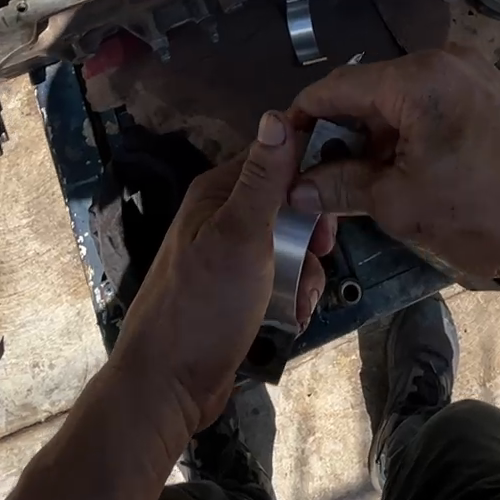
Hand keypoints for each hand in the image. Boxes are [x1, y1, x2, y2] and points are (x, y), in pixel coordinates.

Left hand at [110, 111, 334, 435]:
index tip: (332, 203)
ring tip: (305, 299)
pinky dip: (292, 293)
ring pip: (288, 245)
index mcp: (217, 193)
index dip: (307, 176)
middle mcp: (221, 217)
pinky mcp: (236, 291)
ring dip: (306, 270)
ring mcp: (227, 256)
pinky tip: (295, 315)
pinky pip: (278, 278)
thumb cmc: (205, 304)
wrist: (168, 387)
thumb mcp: (241, 235)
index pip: (274, 160)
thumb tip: (277, 113)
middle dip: (311, 231)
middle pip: (286, 204)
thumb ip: (263, 178)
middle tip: (322, 255)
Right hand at [287, 48, 499, 283]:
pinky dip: (413, 131)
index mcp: (416, 77)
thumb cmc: (485, 212)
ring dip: (380, 135)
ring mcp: (474, 72)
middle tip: (327, 177)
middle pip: (371, 90)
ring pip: (403, 98)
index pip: (336, 86)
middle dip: (344, 132)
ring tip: (372, 182)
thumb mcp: (402, 203)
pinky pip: (436, 102)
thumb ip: (340, 186)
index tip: (284, 150)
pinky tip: (415, 170)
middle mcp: (443, 60)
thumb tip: (294, 189)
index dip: (302, 118)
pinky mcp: (495, 90)